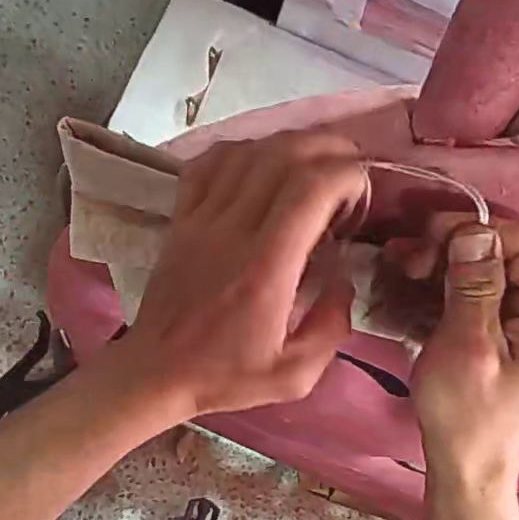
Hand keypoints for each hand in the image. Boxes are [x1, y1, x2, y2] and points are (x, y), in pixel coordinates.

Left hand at [101, 130, 365, 420]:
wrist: (156, 372)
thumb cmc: (224, 375)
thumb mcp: (294, 375)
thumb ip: (332, 327)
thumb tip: (344, 280)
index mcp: (265, 269)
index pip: (309, 189)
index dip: (346, 174)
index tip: (362, 192)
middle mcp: (232, 232)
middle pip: (282, 156)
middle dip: (328, 148)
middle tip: (350, 166)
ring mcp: (200, 220)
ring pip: (247, 152)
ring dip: (290, 144)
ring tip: (314, 160)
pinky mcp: (180, 219)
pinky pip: (208, 164)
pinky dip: (241, 151)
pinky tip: (261, 162)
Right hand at [389, 215, 518, 483]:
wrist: (465, 459)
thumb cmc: (466, 411)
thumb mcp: (467, 346)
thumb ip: (475, 286)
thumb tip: (475, 231)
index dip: (481, 231)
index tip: (430, 234)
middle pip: (509, 253)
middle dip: (455, 248)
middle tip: (408, 256)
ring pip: (490, 267)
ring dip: (444, 263)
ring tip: (403, 266)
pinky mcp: (507, 327)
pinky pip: (480, 289)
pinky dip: (446, 283)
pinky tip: (414, 284)